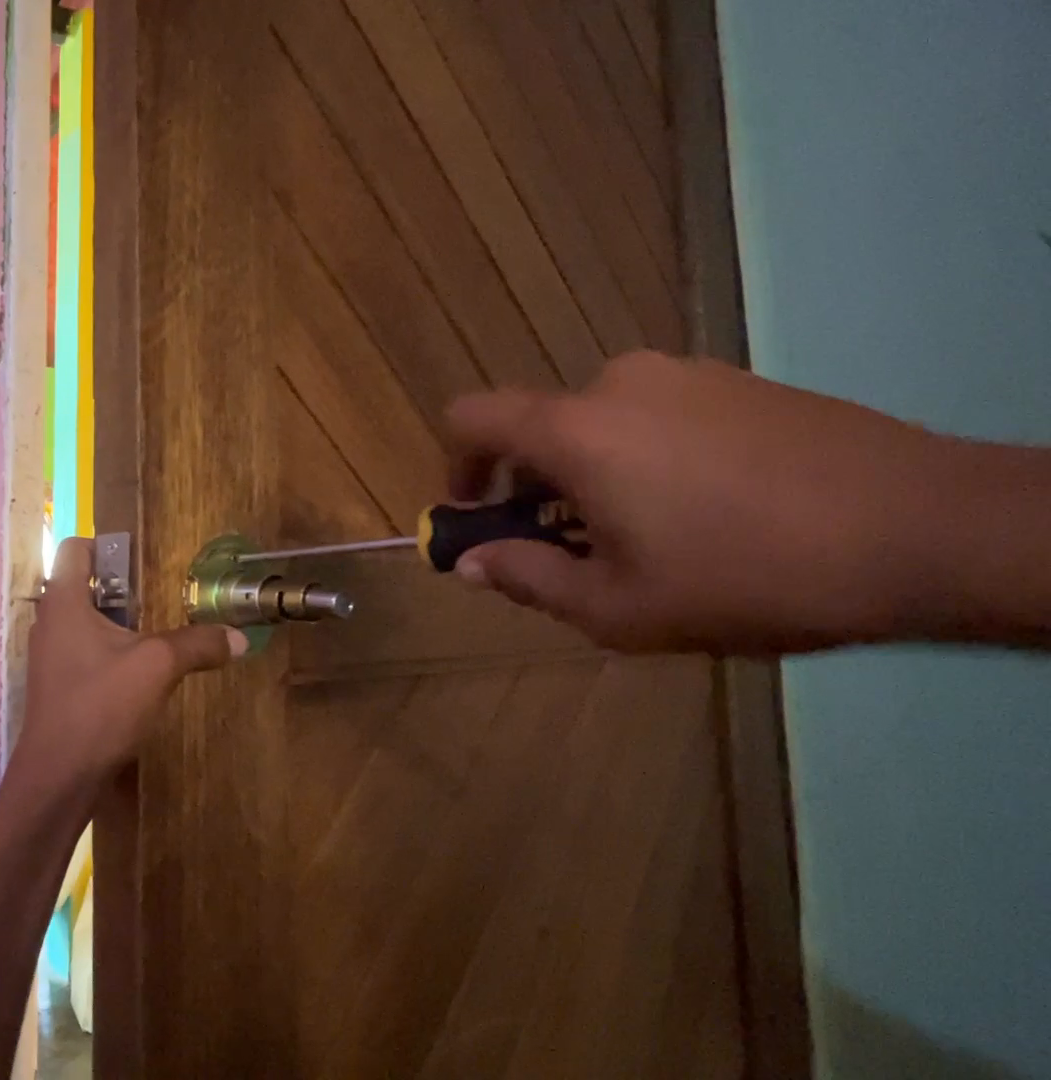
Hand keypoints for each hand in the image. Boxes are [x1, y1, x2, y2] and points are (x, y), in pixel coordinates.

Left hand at [17, 538, 247, 782]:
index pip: (74, 547)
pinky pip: (83, 650)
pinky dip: (109, 650)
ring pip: (84, 620)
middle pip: (82, 583)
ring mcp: (48, 654)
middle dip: (122, 587)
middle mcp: (48, 620)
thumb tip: (239, 638)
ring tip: (156, 635)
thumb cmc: (100, 705)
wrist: (58, 774)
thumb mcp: (157, 667)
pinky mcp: (56, 683)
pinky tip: (138, 673)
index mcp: (63, 601)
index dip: (107, 545)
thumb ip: (198, 644)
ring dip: (118, 622)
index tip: (144, 561)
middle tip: (161, 598)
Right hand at [445, 352, 944, 652]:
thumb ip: (527, 578)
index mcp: (576, 431)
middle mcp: (619, 384)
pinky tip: (702, 513)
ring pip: (599, 425)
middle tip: (569, 550)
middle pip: (539, 428)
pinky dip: (644, 459)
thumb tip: (472, 563)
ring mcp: (685, 376)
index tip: (476, 513)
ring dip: (591, 477)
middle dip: (533, 488)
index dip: (454, 466)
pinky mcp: (738, 383)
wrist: (929, 530)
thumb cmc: (746, 575)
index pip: (472, 418)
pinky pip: (655, 417)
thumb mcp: (616, 607)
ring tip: (644, 539)